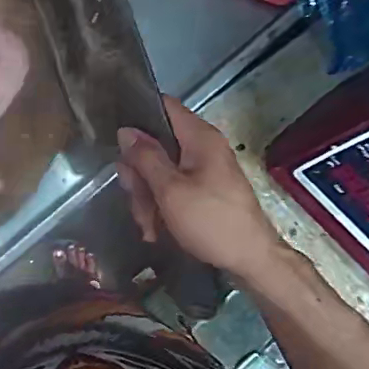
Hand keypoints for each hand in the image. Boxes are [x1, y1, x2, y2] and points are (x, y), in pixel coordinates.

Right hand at [116, 96, 292, 281]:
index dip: (138, 114)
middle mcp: (202, 148)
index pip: (165, 106)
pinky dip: (159, 205)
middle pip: (155, 144)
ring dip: (145, 195)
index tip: (116, 134)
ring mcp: (202, 170)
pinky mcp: (202, 190)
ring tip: (148, 222)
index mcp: (200, 138)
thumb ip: (145, 157)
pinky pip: (170, 187)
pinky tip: (155, 228)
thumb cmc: (211, 221)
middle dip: (138, 171)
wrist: (251, 261)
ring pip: (158, 170)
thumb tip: (126, 131)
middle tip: (133, 193)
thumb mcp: (169, 190)